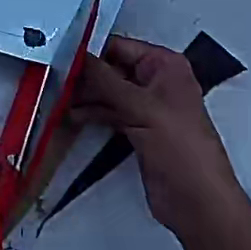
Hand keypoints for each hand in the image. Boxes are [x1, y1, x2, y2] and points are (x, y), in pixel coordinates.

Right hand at [73, 35, 237, 234]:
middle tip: (53, 78)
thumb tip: (76, 54)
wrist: (197, 203)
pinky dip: (91, 112)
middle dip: (84, 74)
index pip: (119, 46)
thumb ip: (105, 79)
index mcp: (165, 66)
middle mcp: (155, 81)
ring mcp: (146, 106)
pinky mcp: (138, 128)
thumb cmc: (179, 148)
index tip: (58, 53)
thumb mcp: (140, 107)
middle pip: (110, 68)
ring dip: (84, 94)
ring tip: (57, 97)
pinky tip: (71, 115)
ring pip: (107, 91)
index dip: (89, 50)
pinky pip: (109, 111)